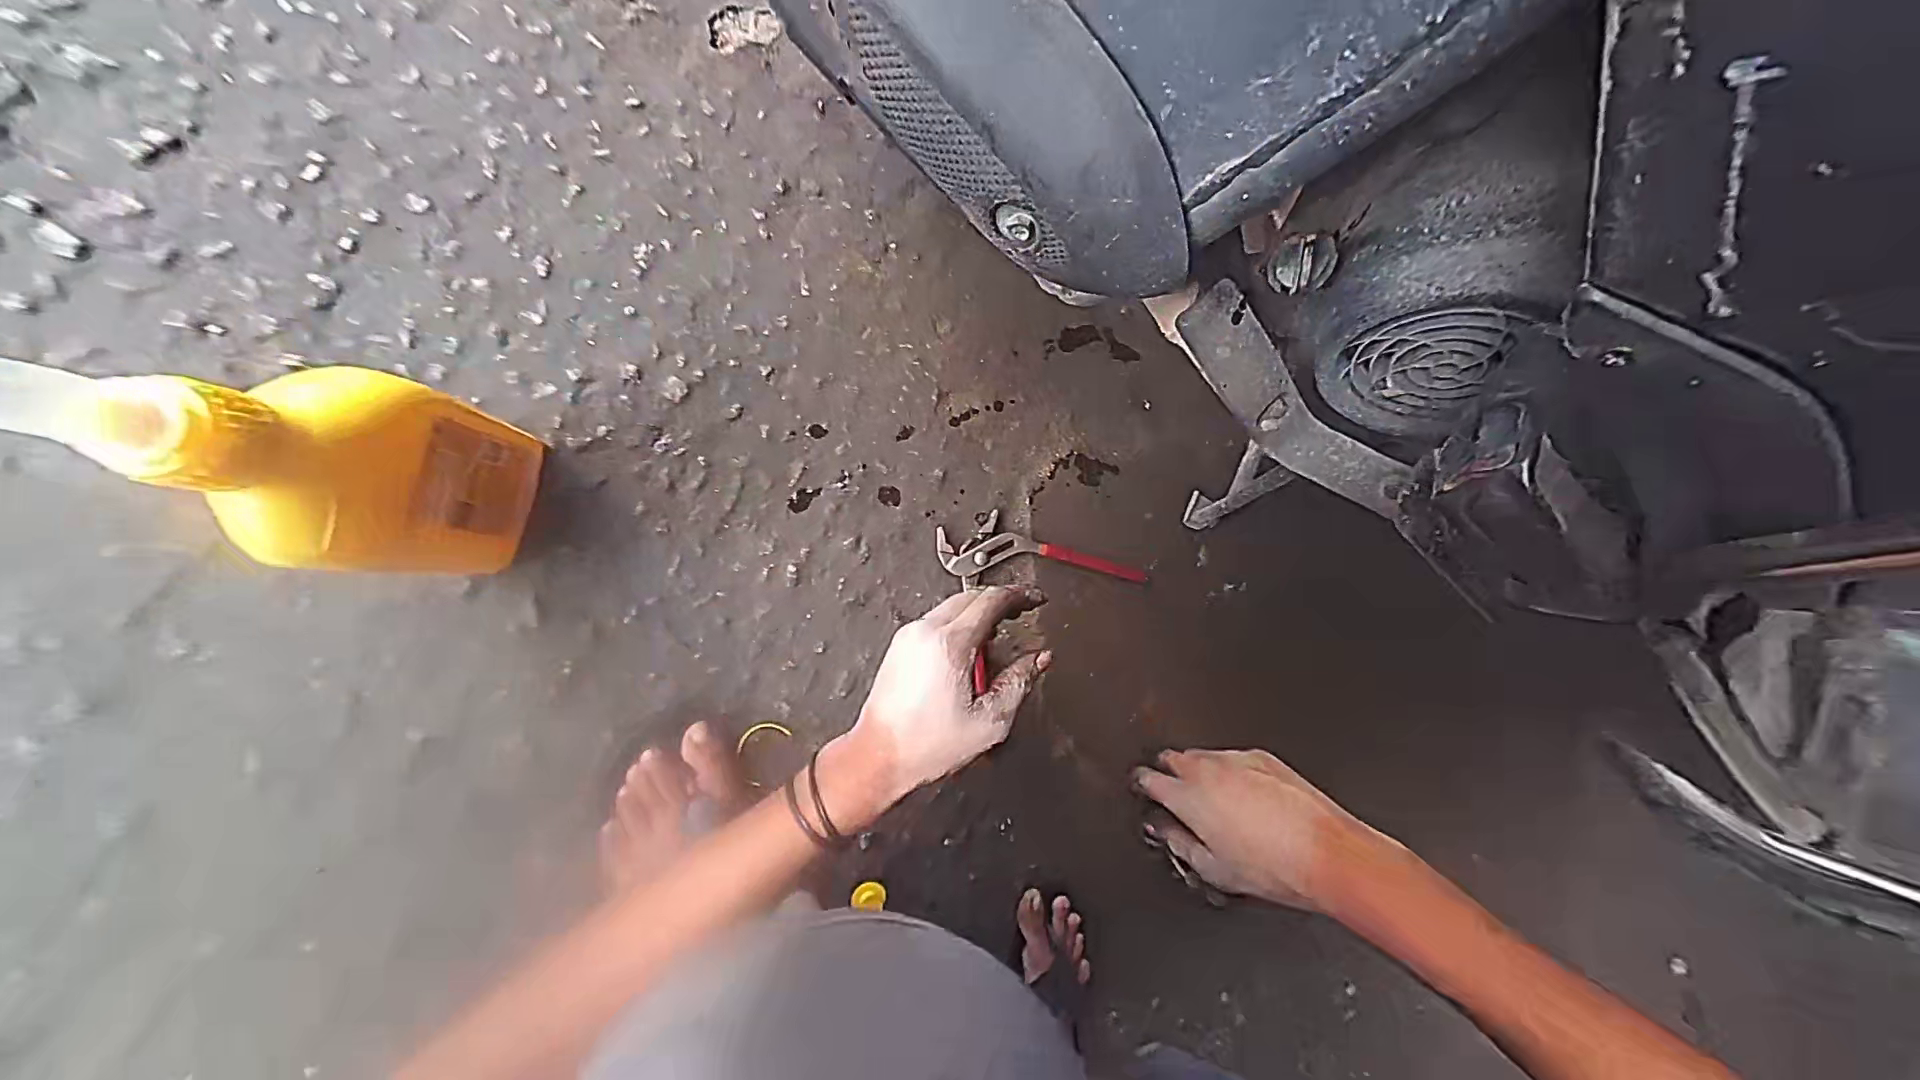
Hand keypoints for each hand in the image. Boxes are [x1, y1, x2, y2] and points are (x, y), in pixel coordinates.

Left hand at [847, 586, 1050, 805]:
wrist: (878, 756)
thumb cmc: (924, 745)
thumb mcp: (989, 721)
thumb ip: (1019, 682)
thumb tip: (1037, 659)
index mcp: (949, 645)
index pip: (991, 600)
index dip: (1019, 595)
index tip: (1034, 599)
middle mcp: (925, 632)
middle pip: (971, 597)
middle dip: (1000, 603)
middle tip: (1020, 615)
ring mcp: (909, 637)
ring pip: (953, 607)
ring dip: (979, 617)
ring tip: (993, 651)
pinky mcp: (900, 647)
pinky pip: (936, 622)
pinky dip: (958, 628)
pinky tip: (967, 658)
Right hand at [1132, 749, 1392, 912]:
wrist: (1329, 855)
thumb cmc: (1275, 868)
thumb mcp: (1213, 869)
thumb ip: (1178, 843)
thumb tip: (1163, 830)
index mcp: (1186, 796)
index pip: (1148, 777)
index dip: (1143, 783)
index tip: (1144, 788)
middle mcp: (1206, 770)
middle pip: (1172, 758)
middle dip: (1169, 772)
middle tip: (1176, 792)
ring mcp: (1236, 760)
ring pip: (1204, 756)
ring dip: (1201, 771)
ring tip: (1217, 801)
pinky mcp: (1263, 758)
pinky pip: (1234, 758)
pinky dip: (1232, 771)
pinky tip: (1246, 797)